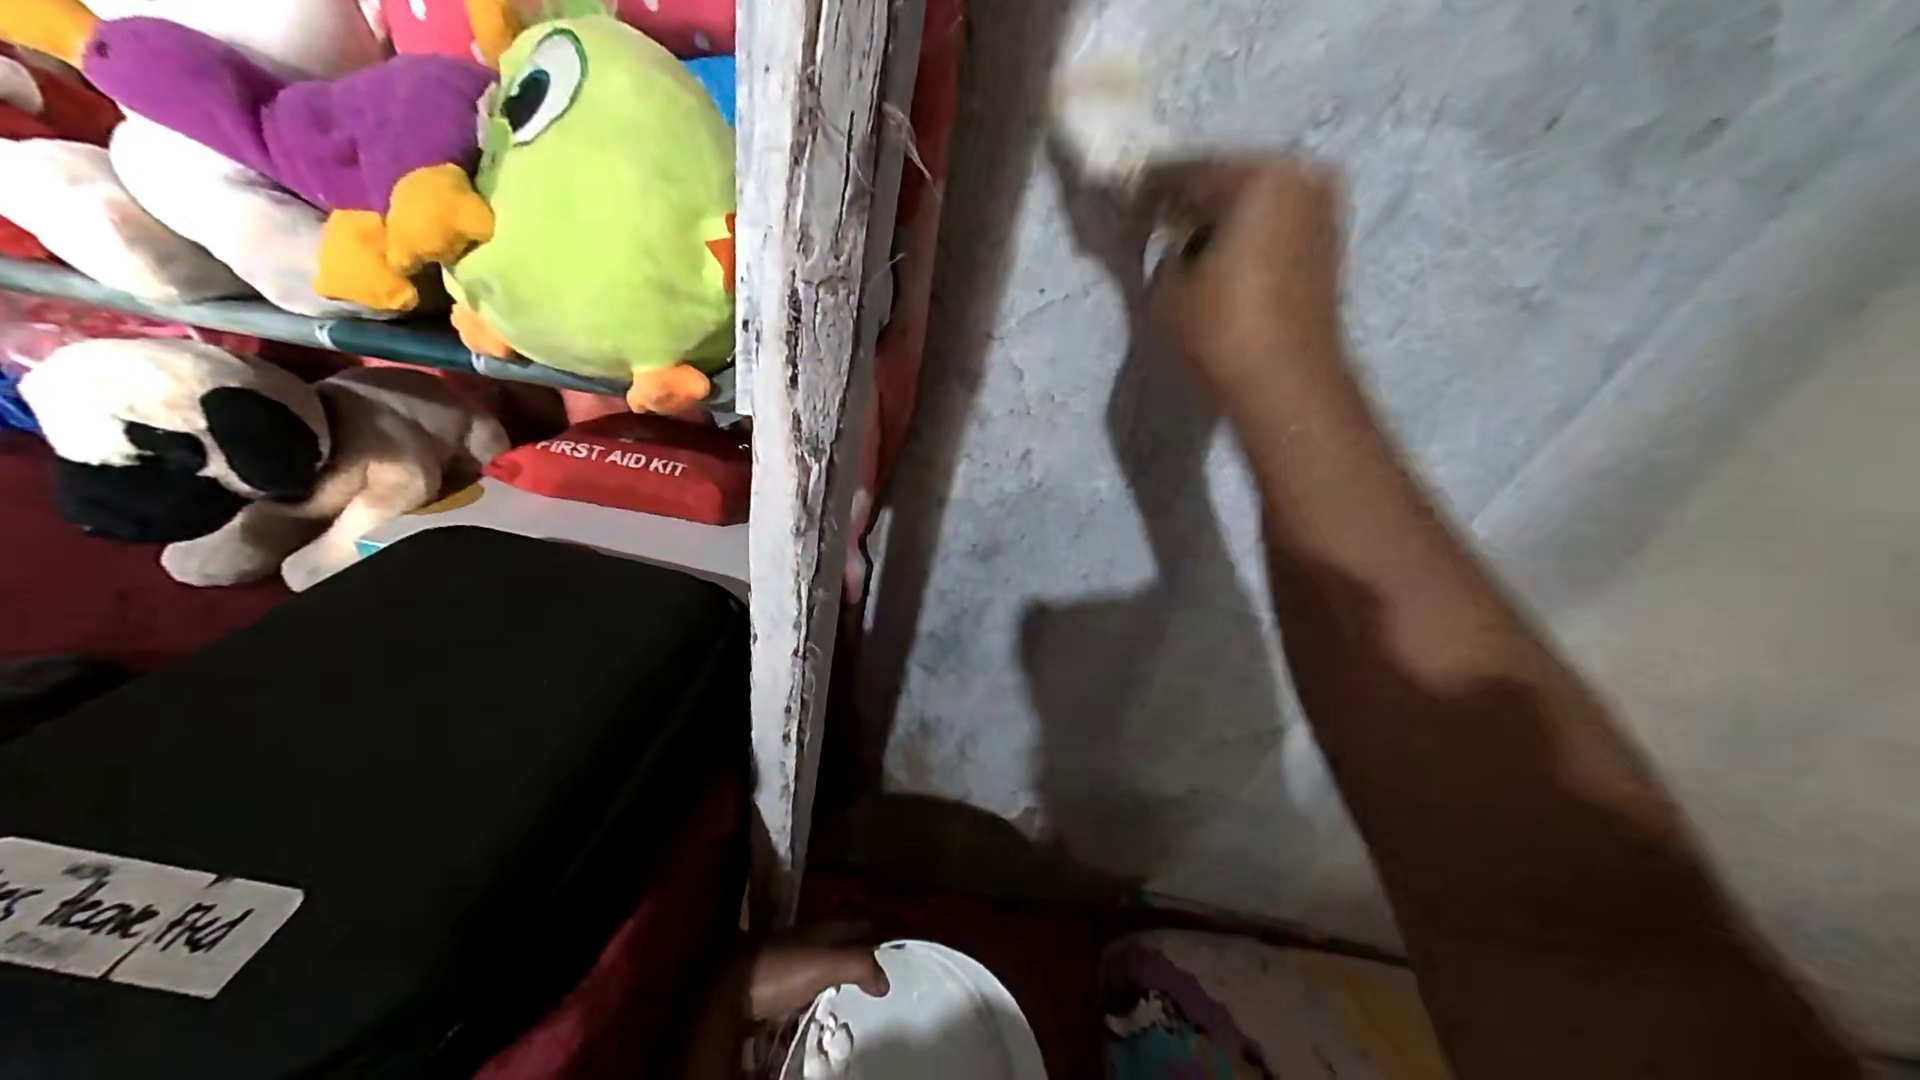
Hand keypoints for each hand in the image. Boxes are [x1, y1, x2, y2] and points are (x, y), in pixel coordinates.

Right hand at [1148, 161, 1345, 398]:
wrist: (1286, 383)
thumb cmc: (1222, 331)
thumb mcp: (1167, 291)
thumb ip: (1163, 255)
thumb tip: (1175, 248)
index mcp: (1259, 179)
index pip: (1189, 172)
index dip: (1151, 189)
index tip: (1128, 200)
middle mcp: (1300, 179)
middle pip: (1228, 181)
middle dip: (1191, 202)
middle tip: (1156, 224)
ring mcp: (1322, 209)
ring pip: (1254, 203)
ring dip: (1220, 220)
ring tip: (1186, 247)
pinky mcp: (1328, 243)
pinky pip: (1273, 225)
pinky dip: (1246, 236)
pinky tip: (1219, 260)